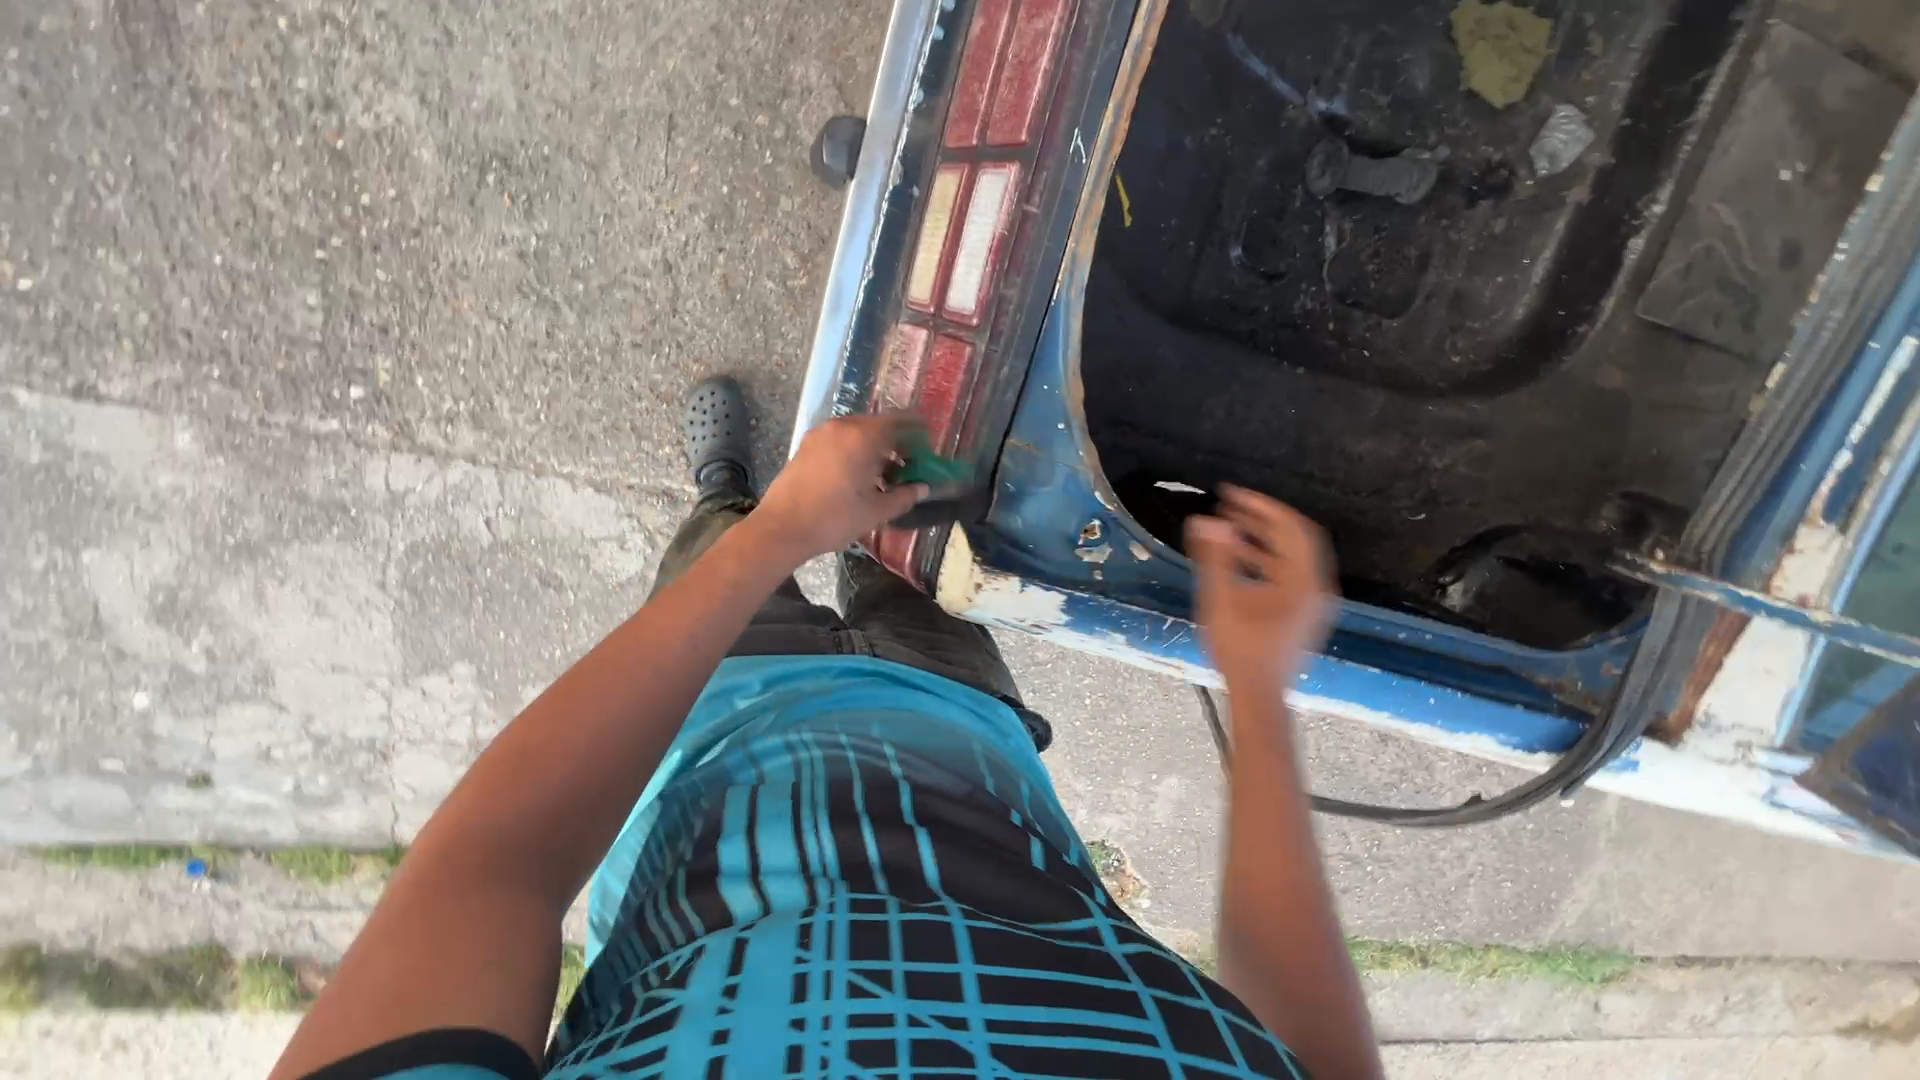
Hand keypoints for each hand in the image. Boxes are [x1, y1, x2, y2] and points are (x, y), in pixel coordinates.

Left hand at [747, 414, 928, 563]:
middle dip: (896, 441)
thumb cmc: (834, 518)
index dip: (917, 430)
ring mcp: (820, 434)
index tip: (928, 442)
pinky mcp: (806, 446)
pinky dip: (854, 450)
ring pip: (857, 433)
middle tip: (910, 462)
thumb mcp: (876, 511)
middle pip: (877, 425)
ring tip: (886, 473)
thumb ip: (904, 496)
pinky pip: (839, 440)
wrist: (782, 528)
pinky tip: (859, 475)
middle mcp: (841, 427)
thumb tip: (923, 488)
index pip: (899, 422)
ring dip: (874, 447)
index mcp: (862, 436)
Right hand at [1186, 485, 1335, 688]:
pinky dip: (1264, 560)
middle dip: (1260, 519)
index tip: (1231, 494)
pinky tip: (1236, 560)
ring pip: (1290, 556)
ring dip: (1260, 539)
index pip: (1291, 527)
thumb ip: (1215, 558)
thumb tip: (1206, 520)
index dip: (1262, 505)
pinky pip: (1288, 574)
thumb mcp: (1221, 601)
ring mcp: (1312, 602)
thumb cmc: (1239, 650)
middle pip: (1294, 538)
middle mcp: (1316, 588)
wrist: (1259, 697)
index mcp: (1304, 581)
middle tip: (1227, 505)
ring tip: (1228, 528)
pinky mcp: (1302, 614)